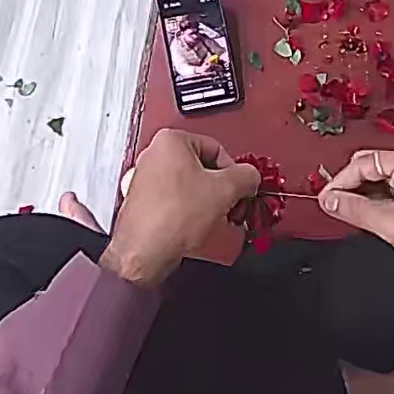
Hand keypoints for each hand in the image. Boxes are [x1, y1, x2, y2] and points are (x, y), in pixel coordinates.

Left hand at [103, 129, 259, 286]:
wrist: (144, 253)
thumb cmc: (173, 217)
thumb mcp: (225, 190)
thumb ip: (246, 176)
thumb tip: (250, 177)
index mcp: (170, 140)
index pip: (217, 149)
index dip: (233, 172)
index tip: (239, 189)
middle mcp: (154, 154)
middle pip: (203, 167)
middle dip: (220, 189)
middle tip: (229, 205)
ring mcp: (146, 178)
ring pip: (191, 185)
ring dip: (208, 202)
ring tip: (213, 218)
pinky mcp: (144, 201)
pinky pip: (176, 200)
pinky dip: (190, 211)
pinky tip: (195, 226)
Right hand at [317, 148, 393, 296]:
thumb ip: (356, 209)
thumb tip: (328, 199)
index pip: (365, 162)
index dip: (341, 181)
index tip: (324, 200)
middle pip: (371, 167)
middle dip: (351, 186)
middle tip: (332, 207)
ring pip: (381, 180)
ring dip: (364, 196)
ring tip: (347, 215)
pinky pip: (393, 191)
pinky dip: (378, 203)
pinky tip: (368, 218)